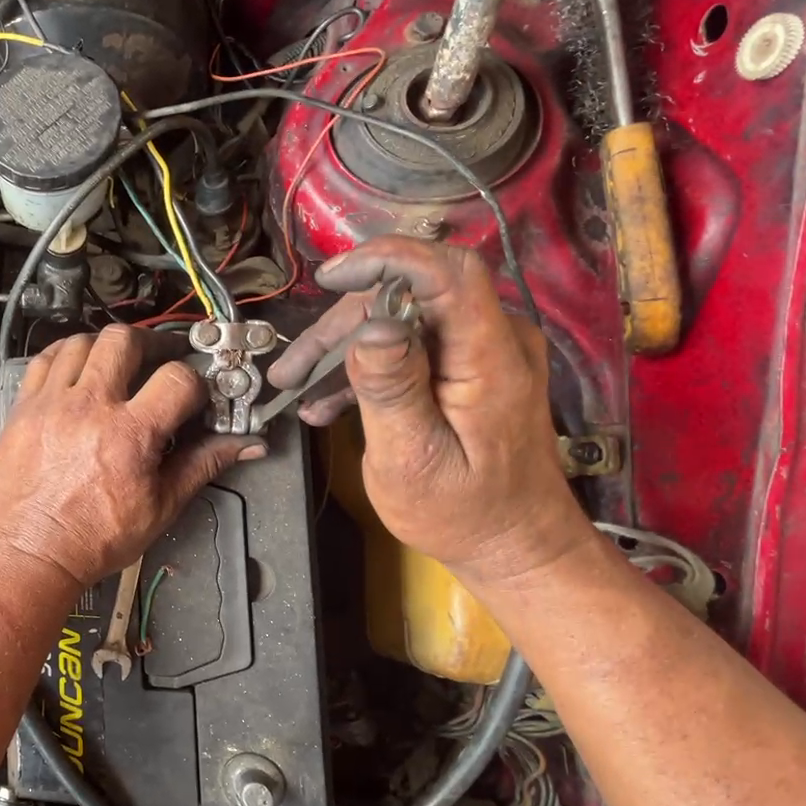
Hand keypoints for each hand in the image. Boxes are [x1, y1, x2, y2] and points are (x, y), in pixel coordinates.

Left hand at [0, 325, 263, 587]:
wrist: (31, 550)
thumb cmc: (96, 537)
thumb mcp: (160, 506)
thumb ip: (202, 465)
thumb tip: (246, 444)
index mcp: (130, 434)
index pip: (177, 378)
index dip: (194, 380)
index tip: (192, 394)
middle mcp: (89, 408)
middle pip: (123, 340)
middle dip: (149, 342)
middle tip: (157, 357)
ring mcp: (51, 404)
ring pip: (80, 343)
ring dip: (105, 346)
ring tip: (116, 362)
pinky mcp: (23, 408)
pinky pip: (42, 361)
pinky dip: (63, 355)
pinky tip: (76, 368)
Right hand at [264, 236, 594, 583]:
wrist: (514, 546)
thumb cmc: (464, 512)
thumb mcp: (413, 457)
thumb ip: (393, 389)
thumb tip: (373, 327)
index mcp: (488, 358)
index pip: (447, 273)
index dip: (387, 259)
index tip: (329, 276)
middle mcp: (492, 341)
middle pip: (407, 298)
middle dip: (340, 325)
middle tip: (291, 369)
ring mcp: (480, 354)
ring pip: (399, 322)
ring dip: (341, 351)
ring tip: (296, 388)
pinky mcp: (466, 369)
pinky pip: (407, 348)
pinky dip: (362, 369)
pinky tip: (326, 402)